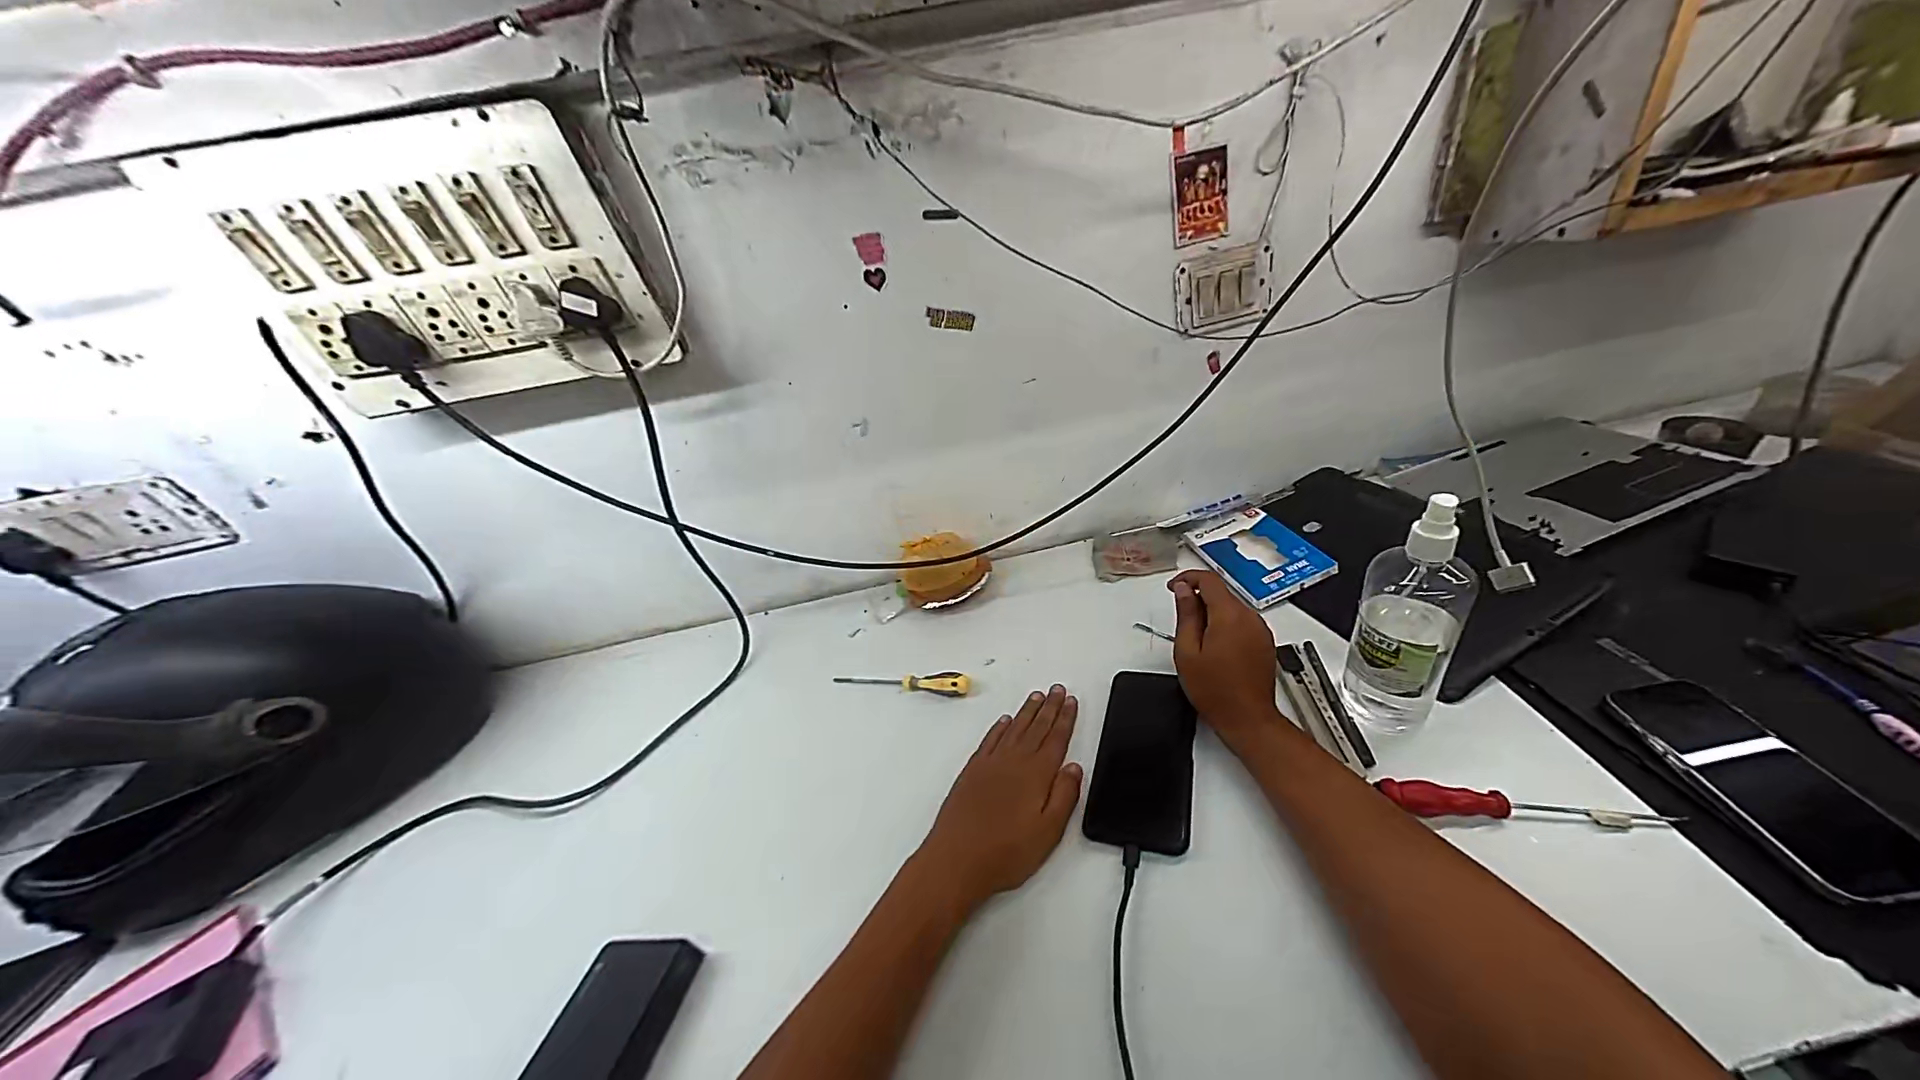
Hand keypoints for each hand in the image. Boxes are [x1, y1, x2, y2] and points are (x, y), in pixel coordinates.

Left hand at [916, 686, 1082, 909]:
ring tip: (1037, 696)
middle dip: (1049, 707)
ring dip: (1027, 711)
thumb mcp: (1048, 831)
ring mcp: (990, 764)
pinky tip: (1006, 722)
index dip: (1065, 718)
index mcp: (1035, 775)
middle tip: (1057, 689)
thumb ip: (1064, 796)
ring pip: (1014, 728)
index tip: (1071, 701)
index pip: (1056, 739)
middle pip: (1037, 727)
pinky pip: (991, 739)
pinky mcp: (972, 771)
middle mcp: (1013, 762)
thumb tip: (1074, 768)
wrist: (956, 858)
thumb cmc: (1004, 852)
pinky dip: (1000, 727)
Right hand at [1169, 570, 1283, 741]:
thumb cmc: (1216, 691)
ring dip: (1212, 612)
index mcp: (1229, 616)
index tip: (1175, 587)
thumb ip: (1186, 615)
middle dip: (1198, 598)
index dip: (1188, 578)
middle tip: (1181, 617)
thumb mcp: (1187, 650)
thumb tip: (1184, 591)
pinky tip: (1214, 646)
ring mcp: (1260, 630)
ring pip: (1232, 607)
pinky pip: (1242, 622)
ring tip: (1196, 638)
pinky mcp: (1264, 642)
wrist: (1247, 718)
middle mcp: (1250, 619)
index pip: (1209, 580)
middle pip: (1221, 593)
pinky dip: (1226, 624)